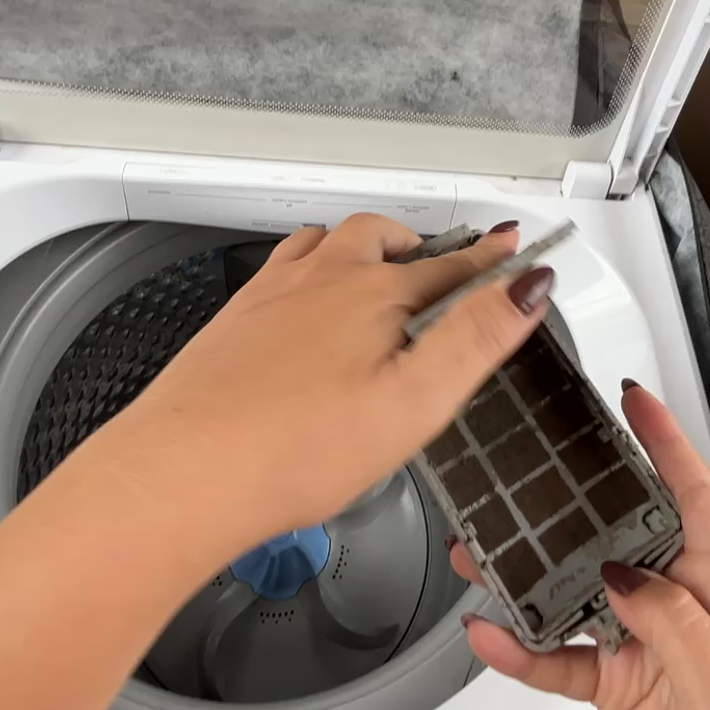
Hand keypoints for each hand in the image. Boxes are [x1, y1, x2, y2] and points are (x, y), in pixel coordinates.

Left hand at [107, 213, 553, 543]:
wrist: (182, 472)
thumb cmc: (293, 446)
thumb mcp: (414, 400)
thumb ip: (474, 337)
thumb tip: (526, 286)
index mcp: (372, 294)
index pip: (448, 266)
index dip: (487, 258)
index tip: (509, 246)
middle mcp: (320, 279)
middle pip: (381, 238)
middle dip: (418, 246)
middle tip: (438, 264)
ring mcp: (273, 294)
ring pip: (326, 243)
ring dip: (360, 246)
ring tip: (376, 267)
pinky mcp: (238, 317)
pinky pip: (282, 266)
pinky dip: (309, 266)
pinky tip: (304, 294)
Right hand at [451, 384, 709, 709]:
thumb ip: (677, 624)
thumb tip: (620, 575)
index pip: (692, 498)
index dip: (667, 443)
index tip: (635, 400)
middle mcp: (676, 604)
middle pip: (613, 534)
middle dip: (567, 503)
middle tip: (522, 475)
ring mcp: (641, 642)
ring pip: (574, 589)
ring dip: (526, 572)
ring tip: (480, 553)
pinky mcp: (613, 682)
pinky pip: (558, 655)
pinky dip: (522, 647)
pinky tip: (492, 635)